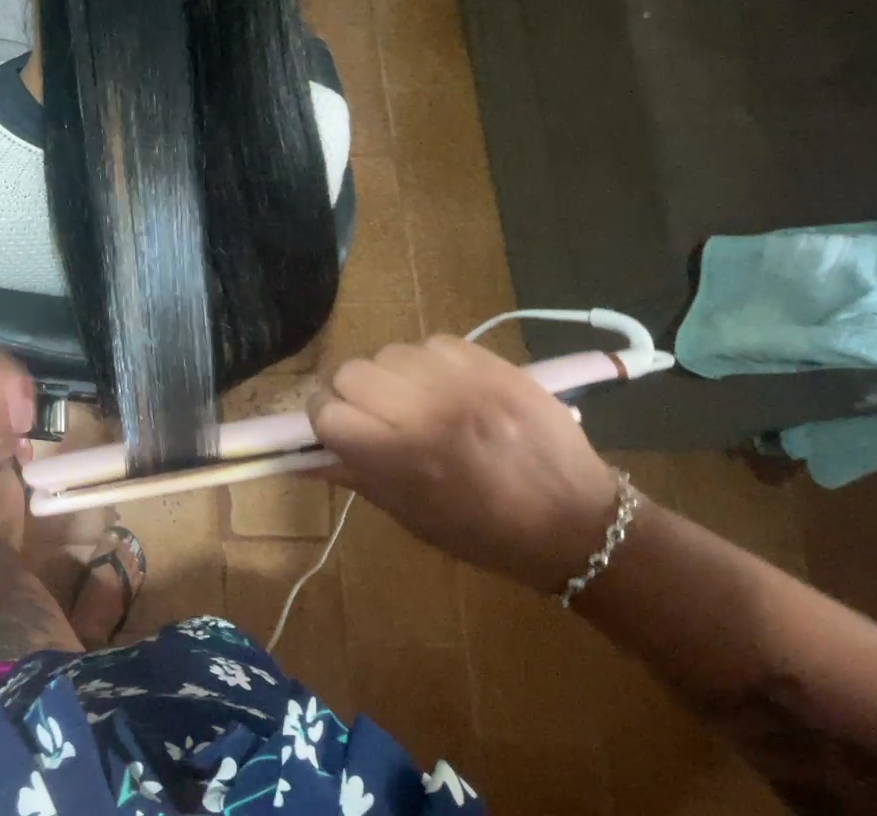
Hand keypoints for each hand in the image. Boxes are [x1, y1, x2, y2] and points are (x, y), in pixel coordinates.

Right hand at [308, 336, 623, 594]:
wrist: (578, 525)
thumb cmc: (483, 534)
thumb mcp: (408, 515)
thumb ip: (353, 475)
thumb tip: (298, 459)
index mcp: (404, 460)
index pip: (327, 412)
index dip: (323, 418)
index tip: (337, 430)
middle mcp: (430, 414)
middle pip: (350, 372)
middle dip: (349, 392)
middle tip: (371, 414)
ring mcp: (466, 384)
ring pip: (389, 352)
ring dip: (388, 374)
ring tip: (410, 398)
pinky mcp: (496, 367)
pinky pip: (433, 343)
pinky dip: (426, 361)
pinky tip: (441, 386)